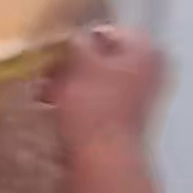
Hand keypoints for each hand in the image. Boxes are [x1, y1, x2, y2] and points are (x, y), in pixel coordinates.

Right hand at [42, 26, 167, 164]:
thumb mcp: (79, 64)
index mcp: (145, 50)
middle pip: (102, 59)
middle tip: (45, 73)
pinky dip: (74, 105)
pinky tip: (55, 111)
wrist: (100, 160)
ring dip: (69, 86)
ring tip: (44, 93)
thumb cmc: (93, 108)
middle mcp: (148, 72)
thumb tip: (71, 34)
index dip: (76, 40)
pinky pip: (93, 105)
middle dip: (71, 66)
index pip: (105, 32)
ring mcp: (136, 101)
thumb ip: (75, 42)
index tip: (52, 51)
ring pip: (95, 83)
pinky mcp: (119, 125)